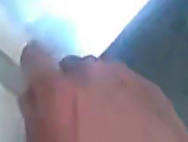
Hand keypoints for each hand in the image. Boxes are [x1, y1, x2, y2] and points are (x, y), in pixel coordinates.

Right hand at [19, 44, 187, 141]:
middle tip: (79, 123)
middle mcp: (89, 71)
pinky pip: (129, 87)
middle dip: (71, 89)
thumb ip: (36, 119)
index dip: (34, 72)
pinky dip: (127, 101)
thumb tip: (34, 100)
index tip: (37, 90)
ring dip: (100, 94)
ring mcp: (124, 76)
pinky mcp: (153, 89)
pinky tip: (134, 130)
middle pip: (72, 68)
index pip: (33, 56)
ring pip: (102, 75)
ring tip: (109, 128)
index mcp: (58, 90)